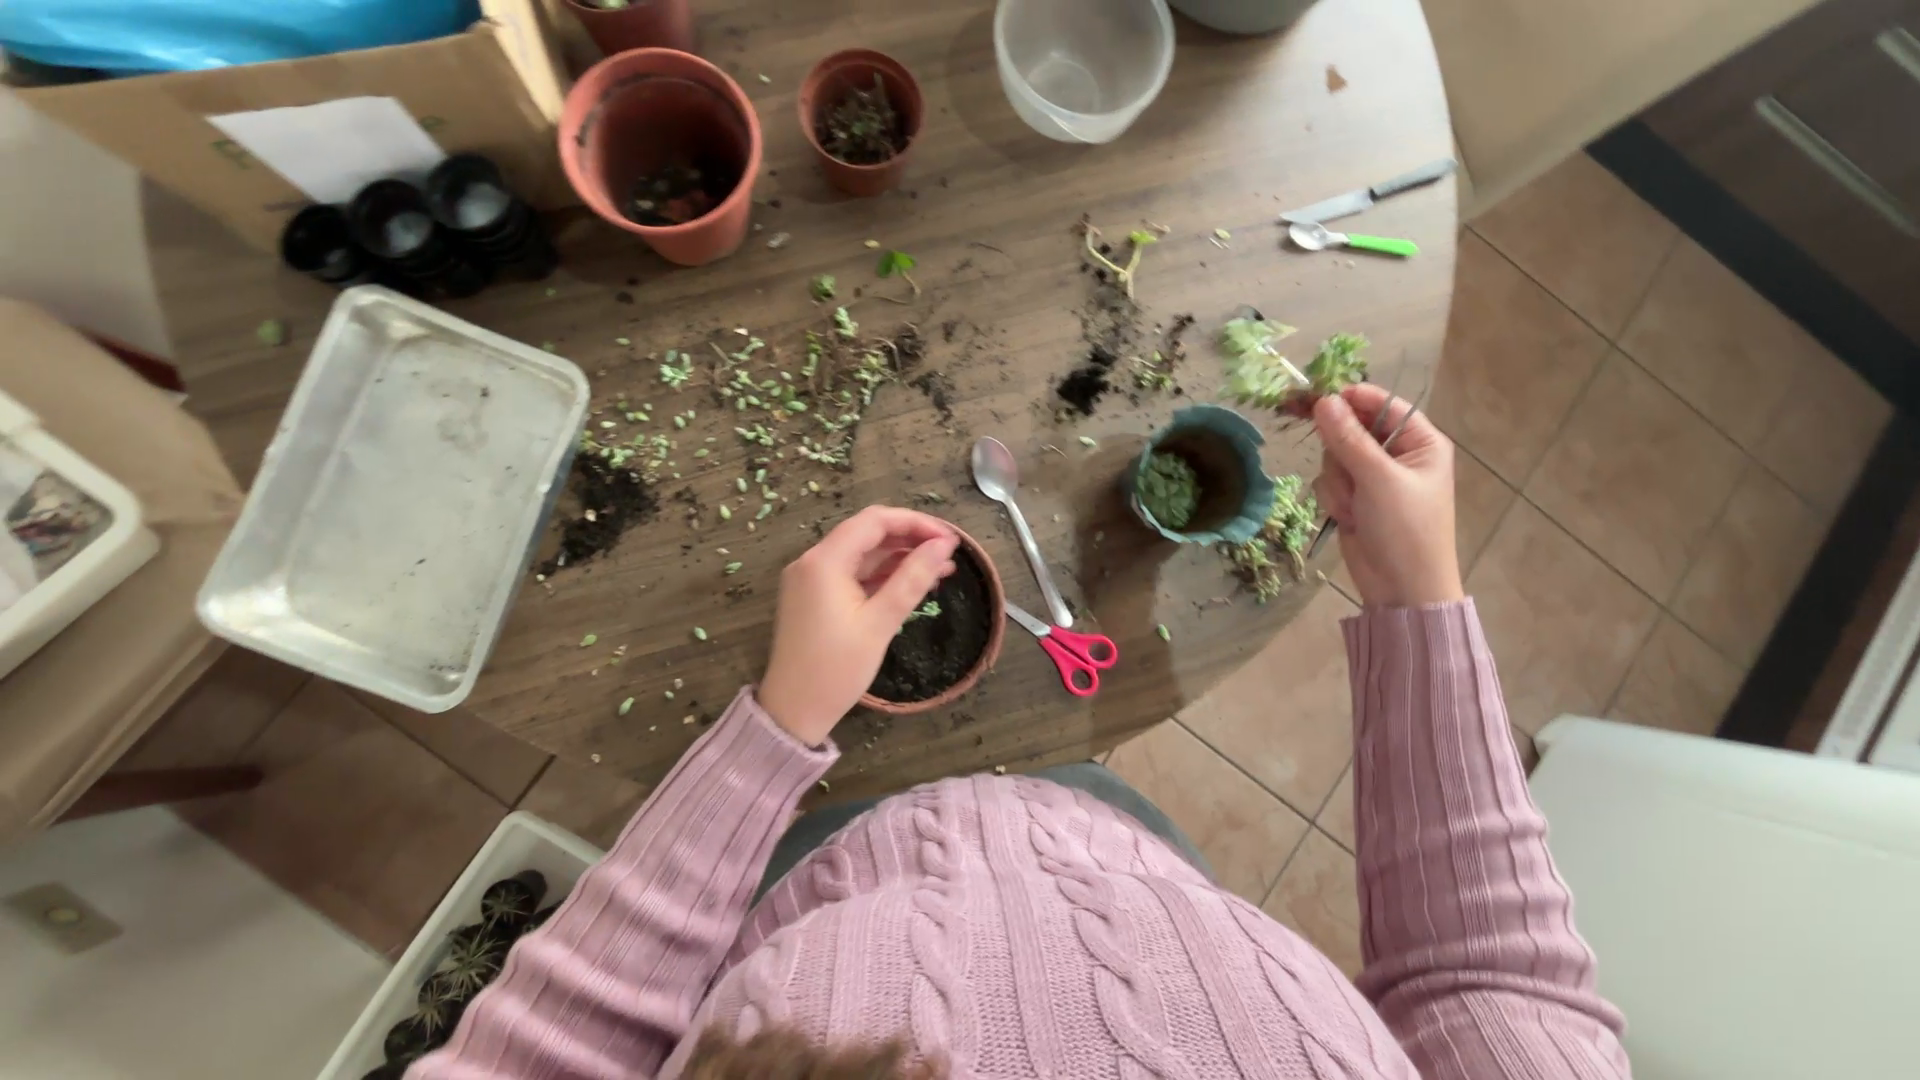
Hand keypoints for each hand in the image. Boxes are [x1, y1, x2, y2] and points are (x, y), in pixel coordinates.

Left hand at [758, 506, 959, 744]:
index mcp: (824, 561)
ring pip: (863, 555)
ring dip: (900, 558)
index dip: (915, 523)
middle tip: (950, 554)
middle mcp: (813, 561)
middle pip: (868, 533)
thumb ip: (912, 578)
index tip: (949, 539)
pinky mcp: (815, 597)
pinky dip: (883, 576)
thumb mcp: (880, 622)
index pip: (874, 521)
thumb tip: (945, 545)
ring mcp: (812, 579)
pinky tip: (913, 584)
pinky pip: (853, 575)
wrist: (794, 711)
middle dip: (911, 539)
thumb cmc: (837, 669)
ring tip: (942, 570)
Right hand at [1312, 383, 1464, 607]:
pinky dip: (1334, 498)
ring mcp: (1374, 477)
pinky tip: (1349, 517)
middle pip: (1351, 429)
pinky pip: (1329, 481)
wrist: (1401, 587)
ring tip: (1355, 506)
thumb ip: (1348, 438)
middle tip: (1342, 470)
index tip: (1317, 399)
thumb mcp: (1378, 480)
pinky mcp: (1355, 498)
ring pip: (1334, 457)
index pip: (1383, 405)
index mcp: (1420, 442)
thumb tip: (1323, 400)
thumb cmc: (1405, 530)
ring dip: (1338, 482)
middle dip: (1342, 453)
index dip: (1351, 400)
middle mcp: (1397, 454)